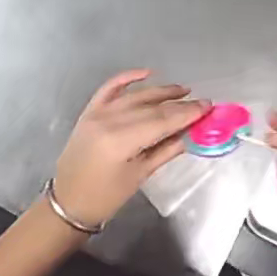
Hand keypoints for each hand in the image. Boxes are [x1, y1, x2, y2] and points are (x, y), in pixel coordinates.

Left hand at [52, 70, 207, 228]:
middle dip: (178, 104)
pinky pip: (109, 88)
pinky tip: (145, 73)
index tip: (208, 107)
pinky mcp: (89, 112)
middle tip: (201, 101)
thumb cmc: (106, 197)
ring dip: (160, 91)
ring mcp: (96, 114)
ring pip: (134, 96)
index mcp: (121, 141)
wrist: (68, 202)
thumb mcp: (140, 175)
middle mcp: (108, 121)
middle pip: (151, 108)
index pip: (161, 121)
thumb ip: (167, 150)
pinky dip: (127, 78)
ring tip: (182, 90)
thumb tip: (193, 133)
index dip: (187, 113)